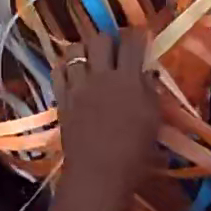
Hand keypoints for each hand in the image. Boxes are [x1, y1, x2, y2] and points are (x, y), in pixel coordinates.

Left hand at [56, 29, 158, 210]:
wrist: (98, 175)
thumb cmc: (134, 154)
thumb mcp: (153, 120)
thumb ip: (149, 91)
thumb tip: (145, 72)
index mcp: (128, 80)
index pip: (132, 43)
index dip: (137, 35)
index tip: (140, 37)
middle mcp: (100, 76)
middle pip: (100, 39)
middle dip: (109, 39)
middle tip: (115, 51)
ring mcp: (77, 86)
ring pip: (74, 50)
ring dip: (85, 50)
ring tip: (91, 60)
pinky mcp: (61, 98)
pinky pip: (58, 71)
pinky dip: (66, 67)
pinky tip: (74, 74)